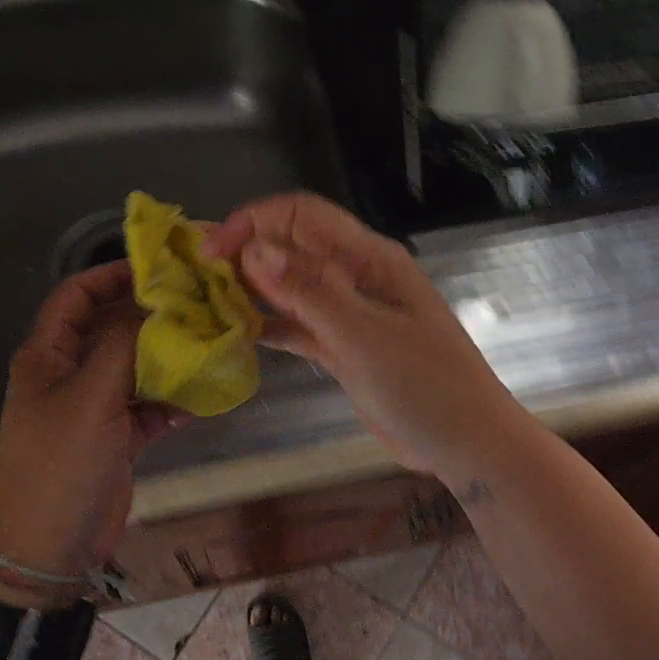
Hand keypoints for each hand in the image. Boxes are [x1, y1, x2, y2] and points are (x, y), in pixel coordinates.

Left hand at [0, 262, 187, 606]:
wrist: (51, 547)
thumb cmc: (61, 466)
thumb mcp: (91, 399)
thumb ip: (123, 347)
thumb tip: (158, 306)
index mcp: (46, 357)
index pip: (75, 297)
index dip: (111, 276)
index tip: (159, 267)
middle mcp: (69, 376)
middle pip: (112, 331)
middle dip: (152, 317)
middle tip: (202, 302)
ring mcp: (93, 410)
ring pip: (135, 370)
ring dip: (169, 359)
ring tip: (213, 343)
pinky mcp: (115, 440)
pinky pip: (148, 409)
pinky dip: (173, 401)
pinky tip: (205, 395)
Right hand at [204, 193, 528, 480]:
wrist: (465, 442)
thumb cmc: (426, 386)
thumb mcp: (365, 337)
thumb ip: (310, 293)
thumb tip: (255, 249)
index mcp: (368, 260)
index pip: (301, 217)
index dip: (253, 223)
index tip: (210, 252)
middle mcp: (355, 278)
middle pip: (290, 248)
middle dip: (243, 253)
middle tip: (193, 279)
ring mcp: (349, 315)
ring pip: (290, 288)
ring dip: (251, 290)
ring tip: (203, 302)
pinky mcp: (344, 350)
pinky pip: (298, 327)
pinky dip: (268, 326)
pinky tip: (235, 334)